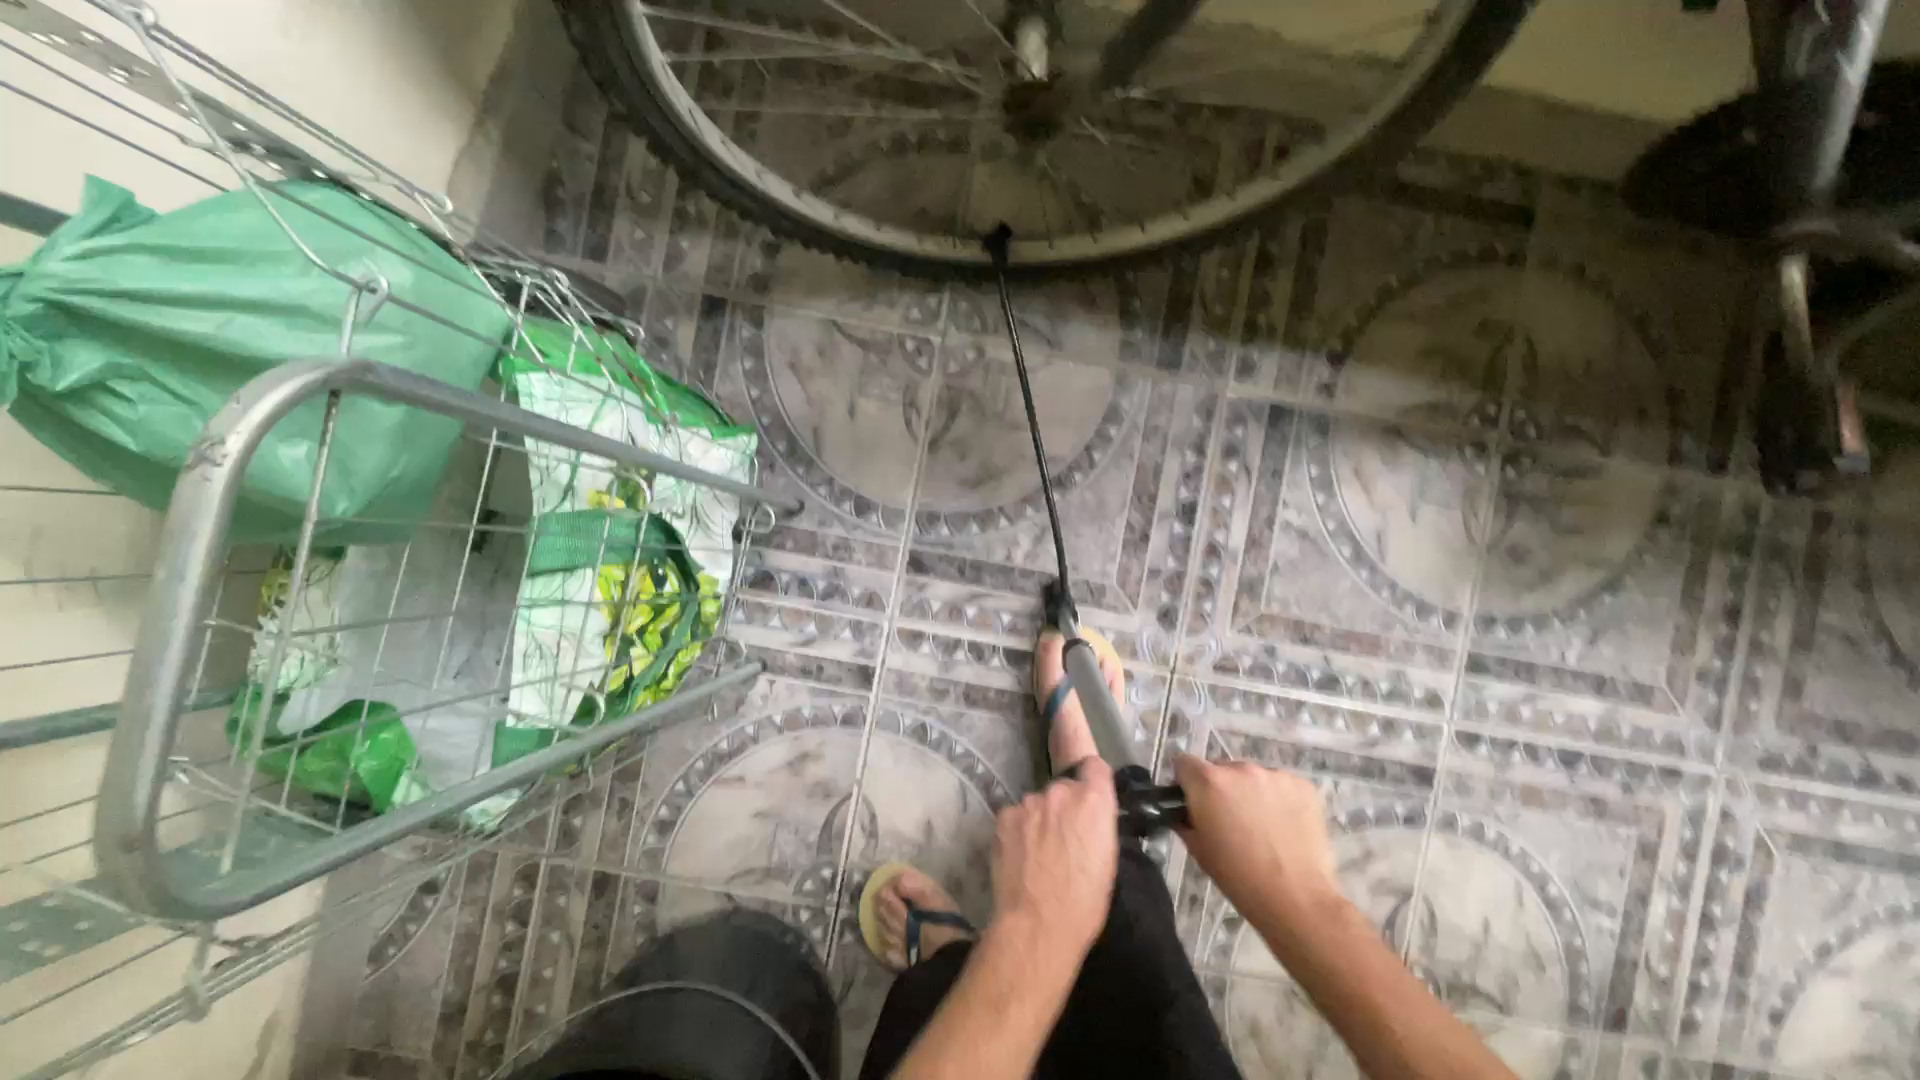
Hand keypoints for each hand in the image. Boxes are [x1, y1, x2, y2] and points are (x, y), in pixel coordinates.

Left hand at [990, 755, 1118, 958]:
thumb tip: (1090, 816)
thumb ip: (1098, 824)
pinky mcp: (1004, 815)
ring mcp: (1029, 802)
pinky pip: (1015, 816)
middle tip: (1063, 836)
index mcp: (1094, 801)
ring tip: (1038, 851)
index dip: (1093, 780)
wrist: (1037, 924)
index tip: (1091, 796)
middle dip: (1065, 805)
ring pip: (1038, 803)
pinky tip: (1020, 855)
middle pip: (1064, 787)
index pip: (1095, 766)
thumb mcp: (1107, 858)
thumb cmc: (1084, 902)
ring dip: (1040, 818)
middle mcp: (1061, 791)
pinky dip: (1018, 830)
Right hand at [1173, 754, 1342, 923]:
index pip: (1184, 763)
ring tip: (1261, 826)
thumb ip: (1185, 819)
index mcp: (1208, 781)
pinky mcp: (1303, 785)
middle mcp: (1240, 769)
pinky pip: (1280, 786)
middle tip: (1228, 820)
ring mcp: (1274, 775)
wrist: (1295, 897)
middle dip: (1220, 789)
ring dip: (1250, 793)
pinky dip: (1278, 799)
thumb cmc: (1238, 876)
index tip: (1192, 801)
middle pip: (1220, 769)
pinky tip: (1283, 826)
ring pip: (1252, 778)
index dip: (1185, 781)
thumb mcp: (1197, 848)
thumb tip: (1184, 811)